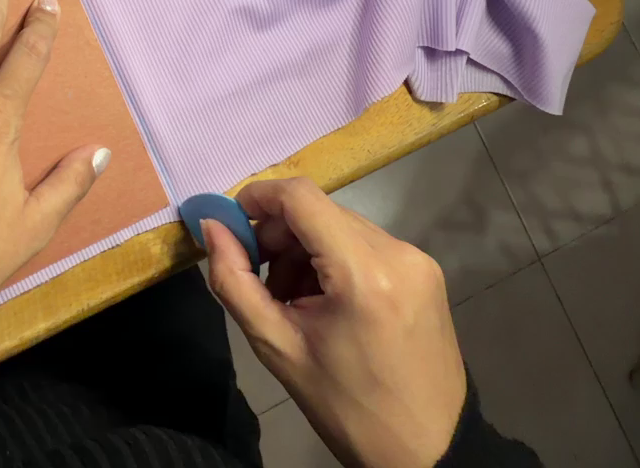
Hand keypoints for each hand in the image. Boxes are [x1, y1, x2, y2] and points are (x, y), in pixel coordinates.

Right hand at [204, 178, 465, 467]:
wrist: (428, 454)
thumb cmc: (346, 405)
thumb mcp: (276, 346)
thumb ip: (233, 279)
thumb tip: (211, 226)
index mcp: (364, 273)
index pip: (300, 197)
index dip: (258, 197)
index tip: (232, 224)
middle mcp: (397, 252)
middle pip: (317, 210)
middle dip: (277, 233)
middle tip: (257, 273)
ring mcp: (416, 259)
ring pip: (337, 223)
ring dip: (302, 247)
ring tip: (292, 296)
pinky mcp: (424, 270)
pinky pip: (361, 242)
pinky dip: (330, 257)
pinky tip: (323, 299)